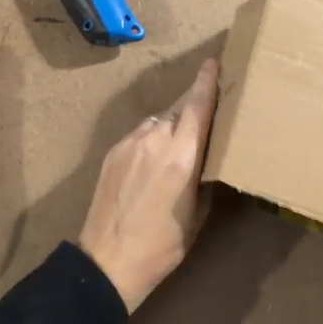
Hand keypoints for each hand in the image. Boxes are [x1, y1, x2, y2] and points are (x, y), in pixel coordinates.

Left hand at [78, 58, 218, 312]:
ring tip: (180, 142)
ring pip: (158, 121)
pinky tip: (154, 159)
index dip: (207, 82)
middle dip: (193, 106)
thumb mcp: (197, 214)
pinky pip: (140, 134)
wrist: (108, 260)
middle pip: (179, 109)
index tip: (213, 63)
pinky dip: (153, 138)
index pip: (198, 106)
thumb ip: (204, 177)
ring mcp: (130, 143)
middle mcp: (156, 139)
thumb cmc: (162, 245)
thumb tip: (209, 158)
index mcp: (182, 155)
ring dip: (172, 125)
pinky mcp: (113, 151)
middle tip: (208, 108)